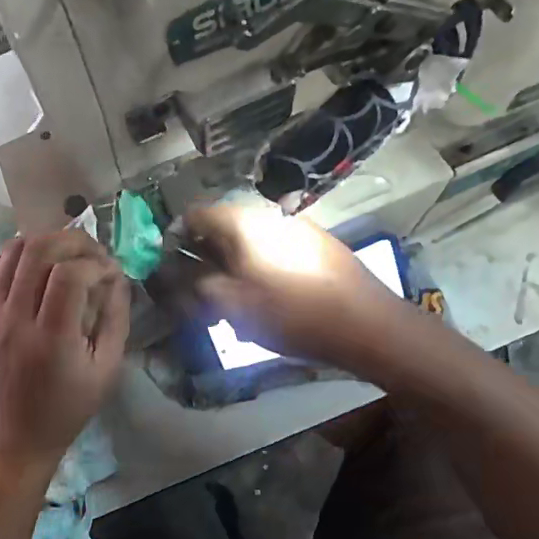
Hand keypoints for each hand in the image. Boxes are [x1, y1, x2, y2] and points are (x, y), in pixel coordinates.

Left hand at [0, 230, 130, 472]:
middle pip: (38, 252)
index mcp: (51, 339)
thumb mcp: (107, 369)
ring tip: (69, 251)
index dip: (96, 264)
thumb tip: (117, 277)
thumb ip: (116, 319)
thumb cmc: (69, 406)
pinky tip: (41, 263)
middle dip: (73, 241)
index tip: (112, 274)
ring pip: (14, 251)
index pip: (70, 276)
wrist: (16, 433)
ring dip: (46, 241)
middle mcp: (16, 320)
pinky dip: (21, 254)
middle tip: (94, 251)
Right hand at [183, 199, 410, 370]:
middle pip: (222, 229)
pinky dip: (262, 271)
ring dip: (235, 268)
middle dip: (206, 259)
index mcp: (243, 221)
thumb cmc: (291, 313)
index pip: (193, 215)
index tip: (171, 272)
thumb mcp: (232, 305)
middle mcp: (269, 214)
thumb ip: (195, 286)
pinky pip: (276, 252)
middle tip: (204, 296)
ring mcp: (297, 227)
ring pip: (250, 243)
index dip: (175, 241)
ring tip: (238, 305)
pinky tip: (271, 302)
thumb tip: (172, 273)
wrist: (367, 324)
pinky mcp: (318, 245)